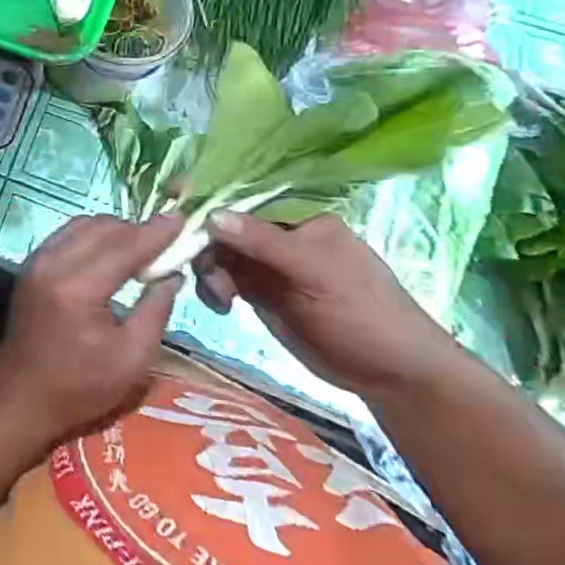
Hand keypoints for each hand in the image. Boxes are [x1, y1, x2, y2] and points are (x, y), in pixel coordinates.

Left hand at [0, 215, 183, 445]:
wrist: (21, 395)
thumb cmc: (80, 386)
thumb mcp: (133, 358)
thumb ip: (156, 309)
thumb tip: (172, 273)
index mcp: (78, 288)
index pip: (125, 246)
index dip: (156, 232)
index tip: (183, 219)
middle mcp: (53, 264)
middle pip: (103, 227)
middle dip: (137, 230)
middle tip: (165, 243)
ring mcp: (37, 261)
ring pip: (83, 224)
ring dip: (114, 230)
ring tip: (140, 249)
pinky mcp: (31, 264)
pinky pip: (67, 234)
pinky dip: (93, 236)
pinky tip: (110, 254)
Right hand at [193, 213, 468, 396]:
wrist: (390, 373)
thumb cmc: (362, 311)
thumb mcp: (314, 272)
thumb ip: (262, 242)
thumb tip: (211, 215)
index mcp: (297, 216)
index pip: (245, 194)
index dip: (210, 192)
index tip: (174, 196)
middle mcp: (277, 234)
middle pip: (223, 224)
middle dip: (203, 242)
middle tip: (201, 269)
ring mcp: (267, 264)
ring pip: (218, 253)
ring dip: (208, 270)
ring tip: (220, 297)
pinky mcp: (259, 292)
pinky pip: (223, 279)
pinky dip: (214, 289)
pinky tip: (223, 306)